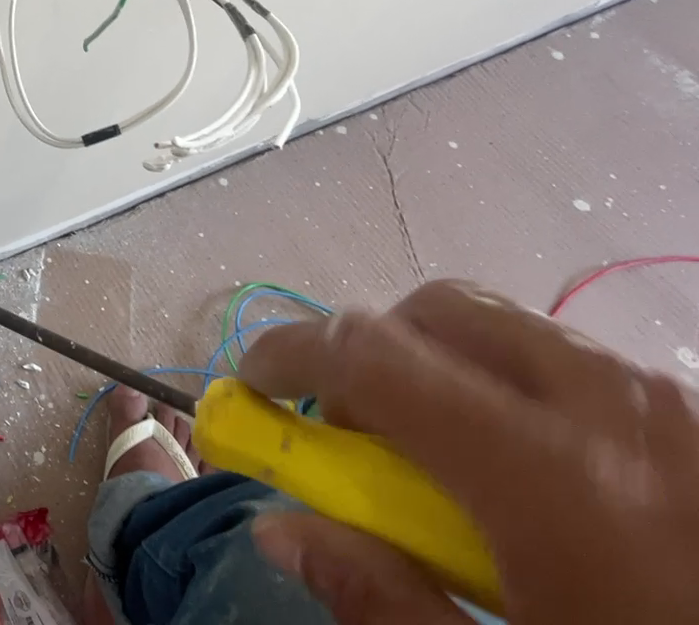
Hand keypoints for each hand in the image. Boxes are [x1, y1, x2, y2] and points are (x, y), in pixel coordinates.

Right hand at [239, 279, 698, 622]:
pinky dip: (514, 389)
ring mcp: (677, 410)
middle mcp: (614, 411)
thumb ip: (378, 598)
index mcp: (550, 475)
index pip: (367, 355)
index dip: (284, 354)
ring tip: (447, 454)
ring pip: (510, 331)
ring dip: (440, 366)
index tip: (251, 386)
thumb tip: (275, 530)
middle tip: (355, 429)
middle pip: (436, 312)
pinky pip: (576, 367)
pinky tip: (540, 475)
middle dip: (367, 351)